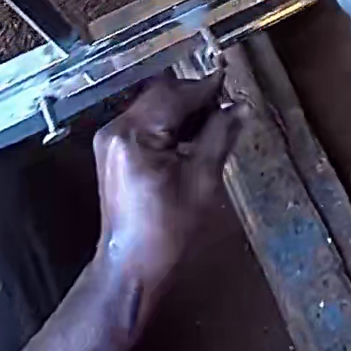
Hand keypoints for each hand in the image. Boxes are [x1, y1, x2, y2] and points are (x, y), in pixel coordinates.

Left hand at [92, 74, 241, 297]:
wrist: (130, 268)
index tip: (230, 82)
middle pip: (160, 95)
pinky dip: (169, 122)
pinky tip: (192, 134)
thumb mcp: (202, 180)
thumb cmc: (168, 230)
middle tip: (225, 105)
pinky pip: (145, 121)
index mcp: (134, 135)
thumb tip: (240, 105)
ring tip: (213, 119)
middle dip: (194, 97)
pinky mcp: (113, 149)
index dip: (205, 87)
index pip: (174, 95)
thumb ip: (219, 135)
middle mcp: (116, 129)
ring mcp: (110, 138)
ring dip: (182, 108)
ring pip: (153, 105)